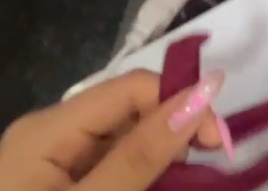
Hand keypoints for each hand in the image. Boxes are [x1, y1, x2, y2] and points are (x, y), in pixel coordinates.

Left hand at [0, 70, 227, 190]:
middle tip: (211, 164)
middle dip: (175, 132)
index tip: (221, 145)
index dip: (182, 103)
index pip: (133, 88)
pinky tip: (161, 187)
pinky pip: (115, 166)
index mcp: (46, 129)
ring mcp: (53, 167)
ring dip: (163, 159)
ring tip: (185, 180)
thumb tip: (209, 85)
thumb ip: (145, 152)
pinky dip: (144, 176)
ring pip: (128, 139)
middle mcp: (50, 136)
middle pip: (131, 111)